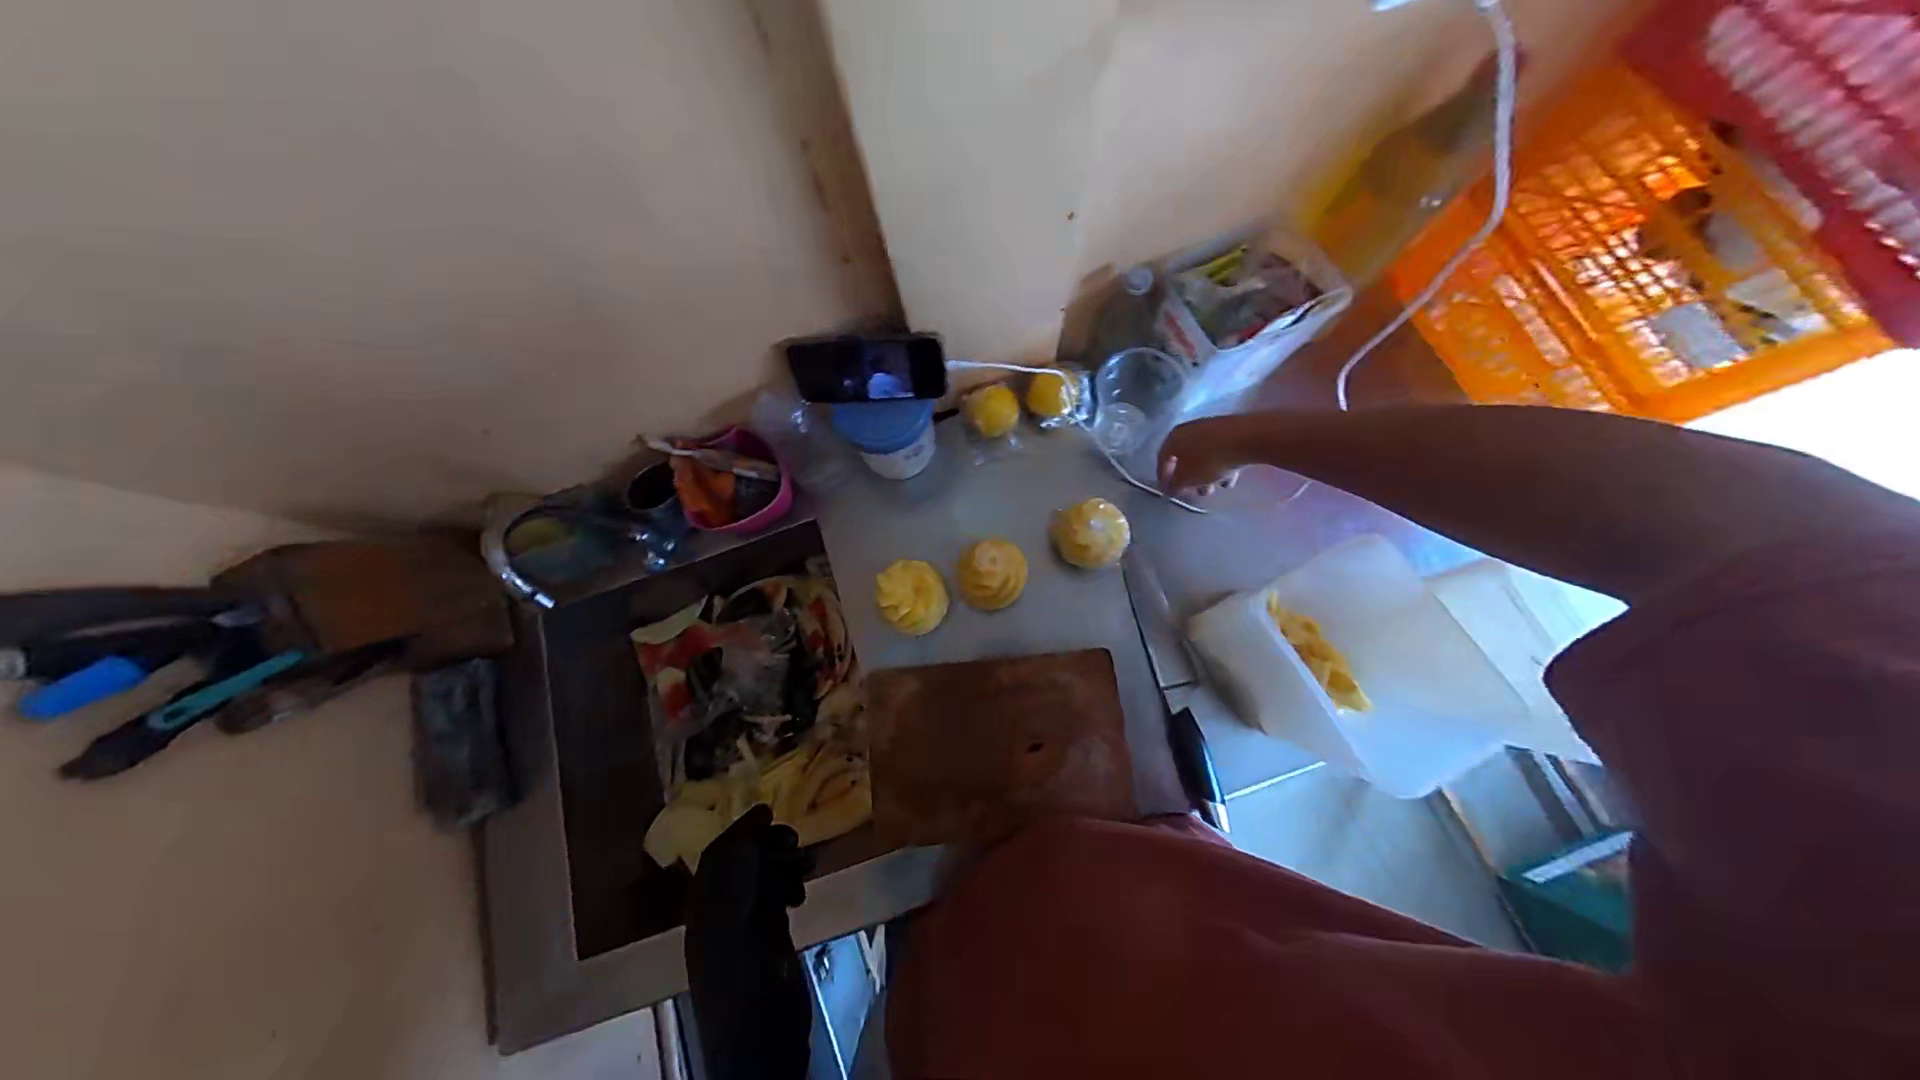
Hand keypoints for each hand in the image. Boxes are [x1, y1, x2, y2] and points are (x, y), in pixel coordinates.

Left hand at [684, 804, 814, 1079]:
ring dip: (785, 865)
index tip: (770, 809)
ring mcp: (747, 929)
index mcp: (705, 910)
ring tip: (808, 864)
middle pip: (744, 864)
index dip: (741, 830)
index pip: (718, 856)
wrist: (760, 1045)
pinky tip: (802, 890)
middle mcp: (722, 915)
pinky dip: (791, 886)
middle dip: (768, 846)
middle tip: (795, 838)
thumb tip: (760, 815)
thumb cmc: (742, 979)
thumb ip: (740, 867)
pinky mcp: (770, 940)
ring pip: (765, 879)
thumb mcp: (733, 916)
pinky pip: (778, 899)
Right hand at [1158, 415, 1256, 493]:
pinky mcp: (1230, 431)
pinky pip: (1220, 452)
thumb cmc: (1209, 460)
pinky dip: (1221, 466)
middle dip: (1189, 479)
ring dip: (1207, 475)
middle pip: (1184, 458)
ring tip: (1215, 488)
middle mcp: (1189, 429)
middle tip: (1195, 492)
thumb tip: (1169, 489)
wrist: (1247, 438)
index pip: (1162, 460)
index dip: (1164, 478)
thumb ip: (1174, 486)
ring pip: (1203, 456)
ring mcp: (1211, 428)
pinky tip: (1229, 478)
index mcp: (1173, 437)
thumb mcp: (1186, 479)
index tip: (1169, 493)